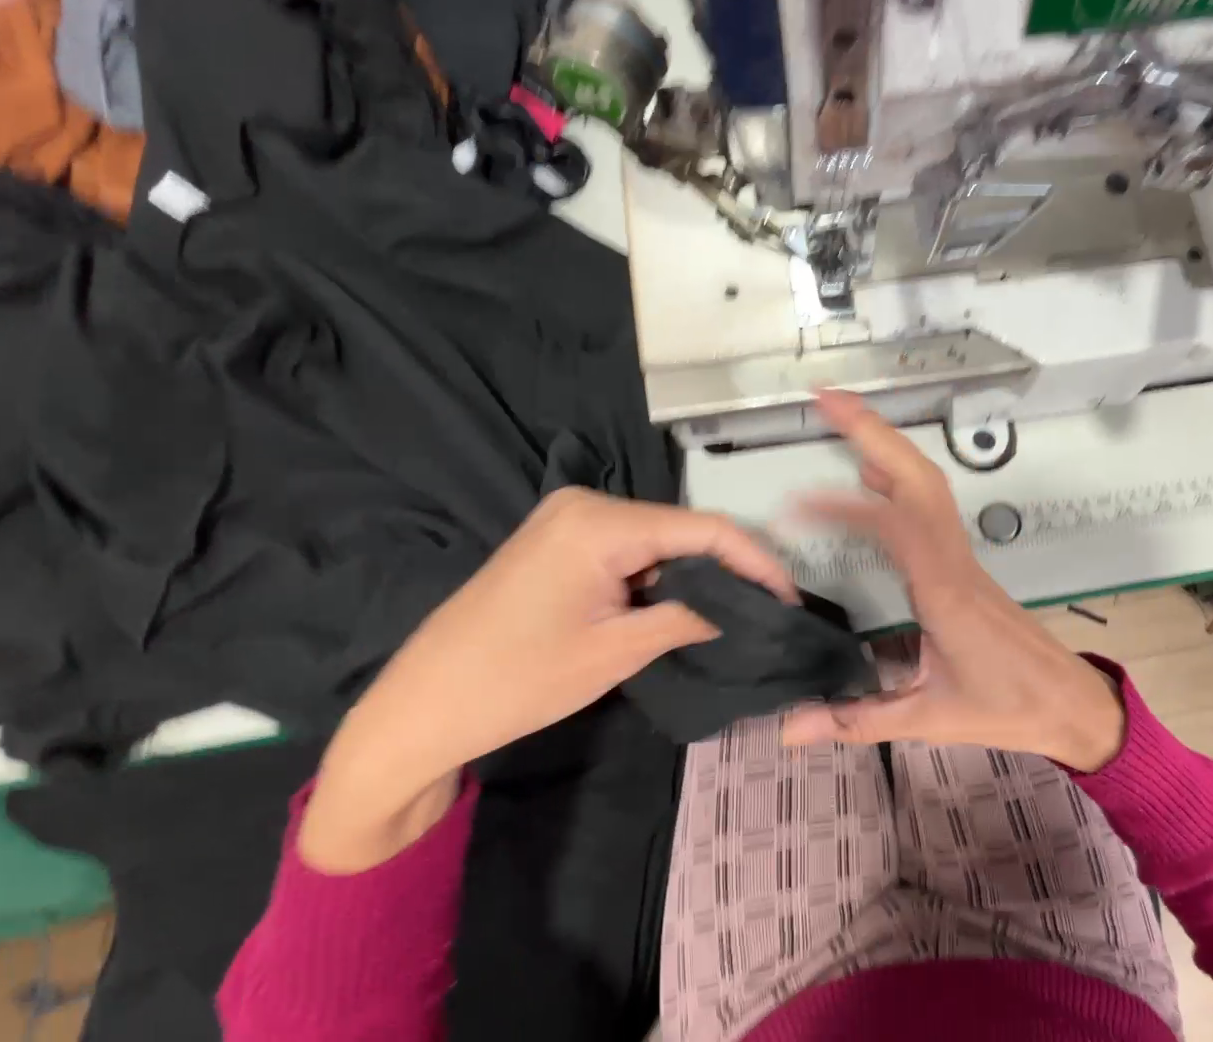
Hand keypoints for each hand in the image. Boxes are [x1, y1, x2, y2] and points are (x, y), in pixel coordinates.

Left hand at [300, 488, 795, 873]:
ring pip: (657, 542)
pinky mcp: (556, 544)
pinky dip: (660, 579)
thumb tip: (746, 610)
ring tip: (740, 613)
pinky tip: (687, 607)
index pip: (703, 529)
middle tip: (772, 611)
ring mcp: (566, 521)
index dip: (756, 562)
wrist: (420, 708)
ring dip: (696, 576)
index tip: (792, 601)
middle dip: (730, 569)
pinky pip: (628, 552)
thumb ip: (689, 618)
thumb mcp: (617, 651)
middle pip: (681, 530)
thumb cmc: (517, 680)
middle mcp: (584, 505)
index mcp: (599, 521)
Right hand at [782, 391, 1124, 772]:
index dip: (843, 506)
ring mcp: (962, 557)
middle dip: (874, 431)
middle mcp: (953, 561)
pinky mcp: (964, 564)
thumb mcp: (930, 720)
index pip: (893, 526)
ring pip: (929, 482)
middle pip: (920, 477)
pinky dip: (899, 476)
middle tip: (826, 399)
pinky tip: (872, 477)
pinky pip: (931, 504)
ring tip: (842, 419)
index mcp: (944, 592)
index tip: (792, 503)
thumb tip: (786, 729)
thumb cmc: (1008, 709)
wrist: (1070, 703)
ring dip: (888, 444)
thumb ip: (857, 721)